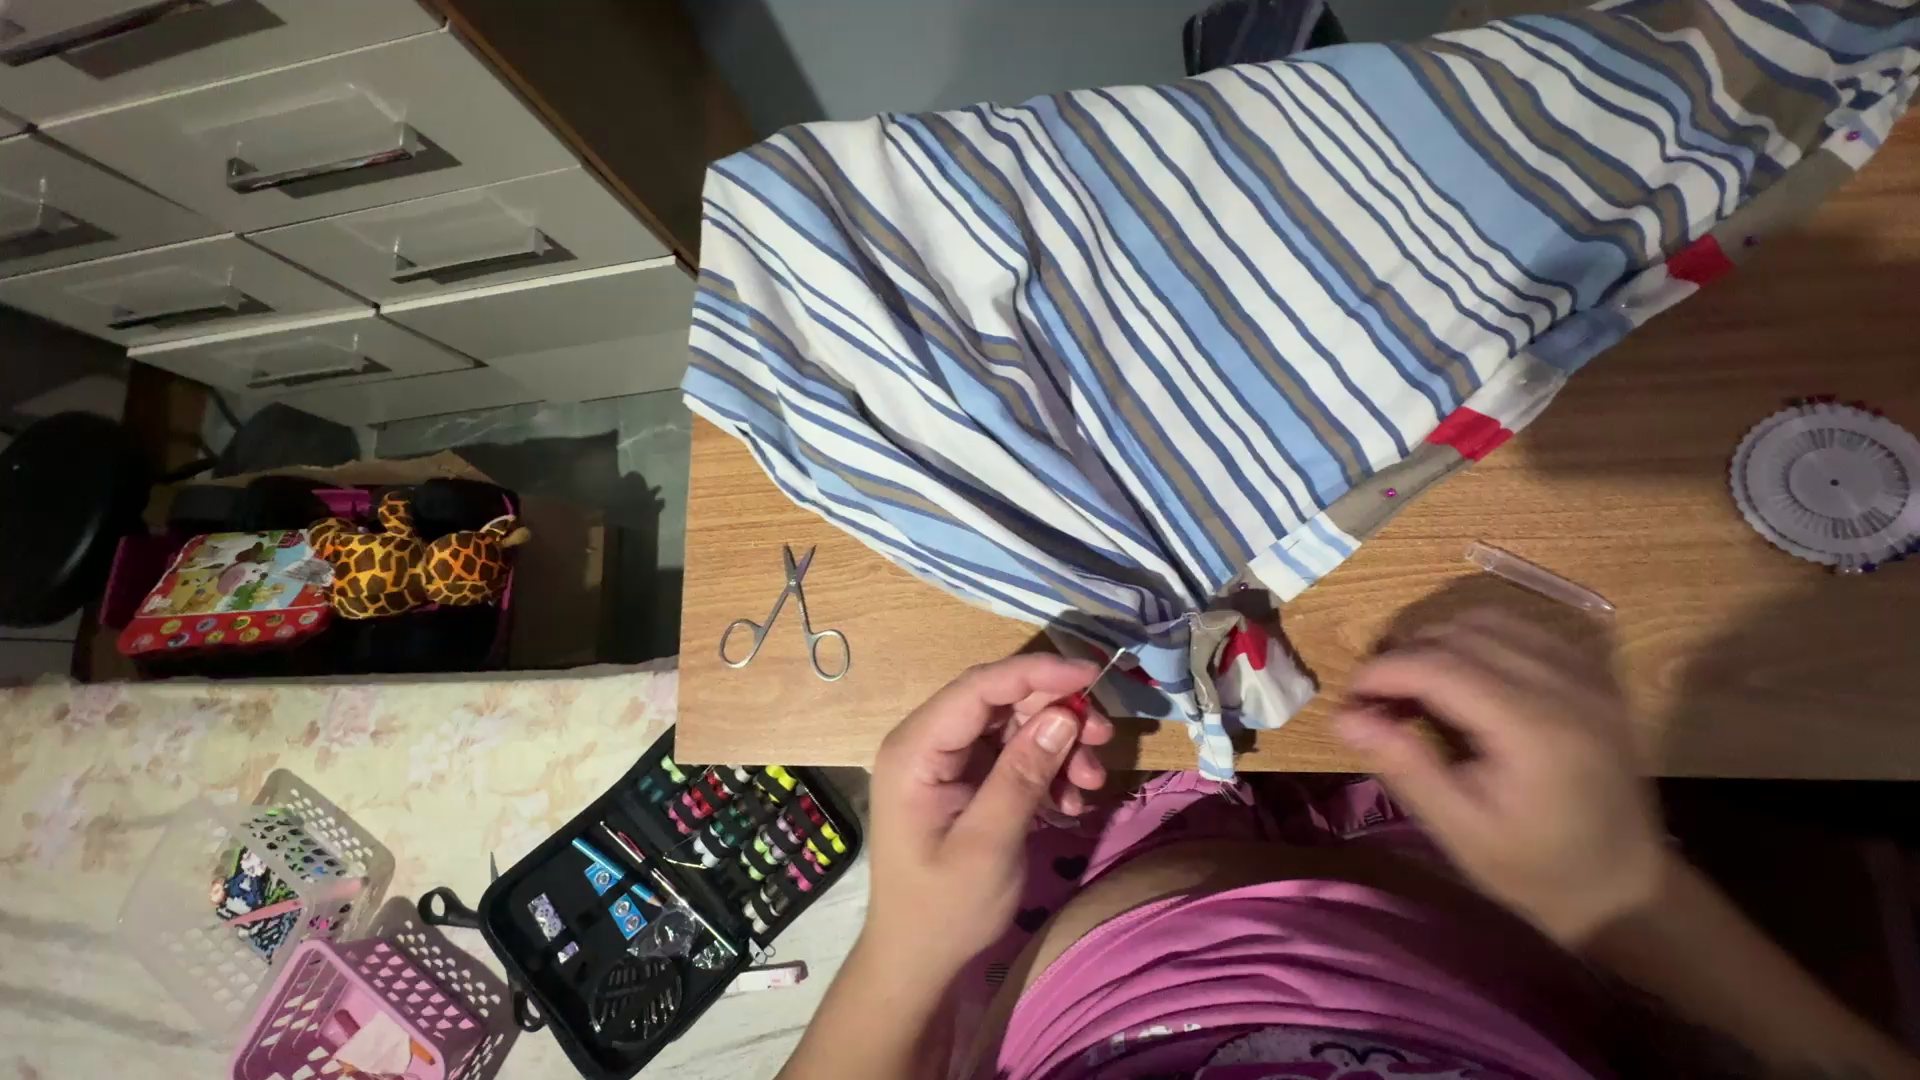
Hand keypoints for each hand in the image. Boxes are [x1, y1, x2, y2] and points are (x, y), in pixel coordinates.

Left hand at [864, 654, 1113, 975]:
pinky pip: (1014, 755)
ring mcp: (947, 760)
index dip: (1037, 673)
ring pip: (1014, 726)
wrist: (918, 962)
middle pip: (1001, 701)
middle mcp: (928, 742)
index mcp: (915, 748)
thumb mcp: (988, 845)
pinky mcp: (966, 779)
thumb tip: (1064, 715)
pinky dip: (1047, 770)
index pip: (979, 687)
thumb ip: (1022, 775)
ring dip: (1059, 746)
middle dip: (1056, 713)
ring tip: (1090, 783)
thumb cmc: (943, 909)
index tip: (1093, 674)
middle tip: (1104, 737)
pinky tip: (1069, 802)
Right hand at [1333, 609, 1666, 945]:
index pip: (1440, 666)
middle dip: (1403, 656)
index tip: (1350, 697)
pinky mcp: (1591, 675)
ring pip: (1485, 621)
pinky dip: (1473, 640)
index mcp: (1536, 731)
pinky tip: (1459, 677)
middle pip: (1459, 635)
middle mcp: (1567, 689)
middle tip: (1376, 699)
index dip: (1383, 671)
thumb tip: (1343, 717)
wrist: (1624, 884)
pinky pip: (1518, 629)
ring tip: (1413, 684)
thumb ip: (1404, 765)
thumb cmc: (1533, 866)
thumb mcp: (1458, 829)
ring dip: (1435, 643)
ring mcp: (1586, 676)